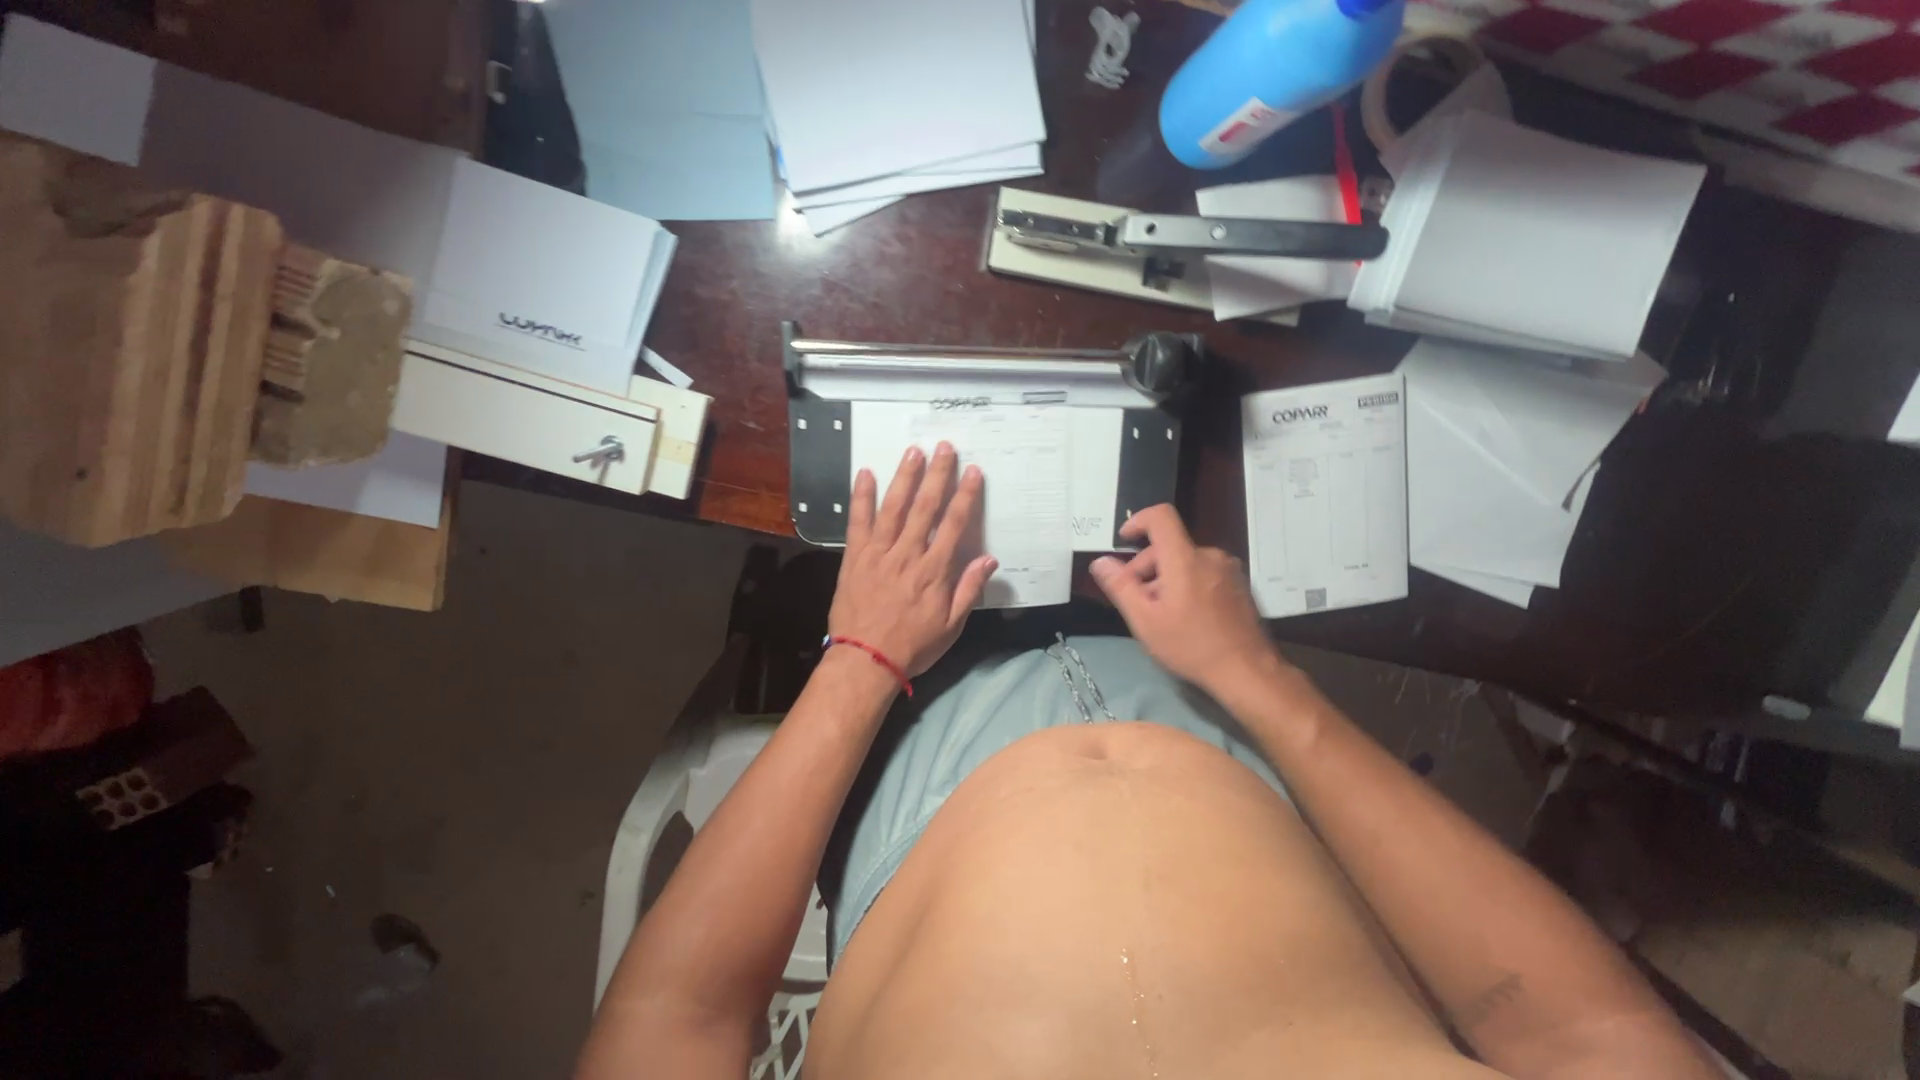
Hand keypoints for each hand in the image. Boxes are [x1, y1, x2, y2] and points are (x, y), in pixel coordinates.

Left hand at [830, 443, 997, 677]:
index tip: (972, 472)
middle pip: (925, 507)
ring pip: (893, 507)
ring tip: (913, 452)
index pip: (954, 524)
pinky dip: (861, 497)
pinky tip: (866, 473)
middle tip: (944, 447)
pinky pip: (858, 522)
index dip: (965, 495)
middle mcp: (907, 554)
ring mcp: (878, 553)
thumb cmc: (913, 646)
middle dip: (937, 475)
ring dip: (904, 477)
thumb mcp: (951, 626)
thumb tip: (989, 559)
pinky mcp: (854, 557)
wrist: (865, 660)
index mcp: (934, 571)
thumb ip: (969, 589)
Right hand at [1088, 504, 1286, 693]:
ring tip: (1163, 613)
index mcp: (1185, 559)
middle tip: (1139, 601)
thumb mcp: (1145, 621)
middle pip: (1170, 545)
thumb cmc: (1190, 646)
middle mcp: (1210, 555)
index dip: (1138, 521)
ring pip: (1186, 561)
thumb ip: (1121, 586)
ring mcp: (1228, 569)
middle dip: (1147, 567)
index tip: (1124, 541)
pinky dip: (1188, 583)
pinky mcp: (1239, 583)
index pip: (1161, 517)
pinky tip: (1188, 616)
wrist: (1246, 670)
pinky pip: (1204, 572)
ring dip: (1168, 578)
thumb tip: (1100, 561)